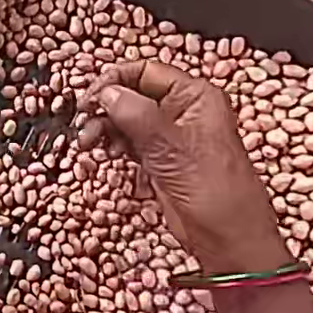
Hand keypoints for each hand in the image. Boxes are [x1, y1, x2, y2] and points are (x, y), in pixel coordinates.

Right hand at [80, 60, 289, 271]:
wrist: (228, 241)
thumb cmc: (217, 195)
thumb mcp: (174, 149)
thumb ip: (138, 115)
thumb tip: (107, 92)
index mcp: (195, 98)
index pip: (146, 71)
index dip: (114, 81)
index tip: (90, 99)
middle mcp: (181, 112)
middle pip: (131, 93)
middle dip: (104, 106)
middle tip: (85, 123)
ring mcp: (168, 136)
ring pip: (124, 117)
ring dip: (102, 127)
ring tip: (89, 142)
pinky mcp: (158, 159)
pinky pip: (126, 141)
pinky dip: (110, 144)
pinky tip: (103, 153)